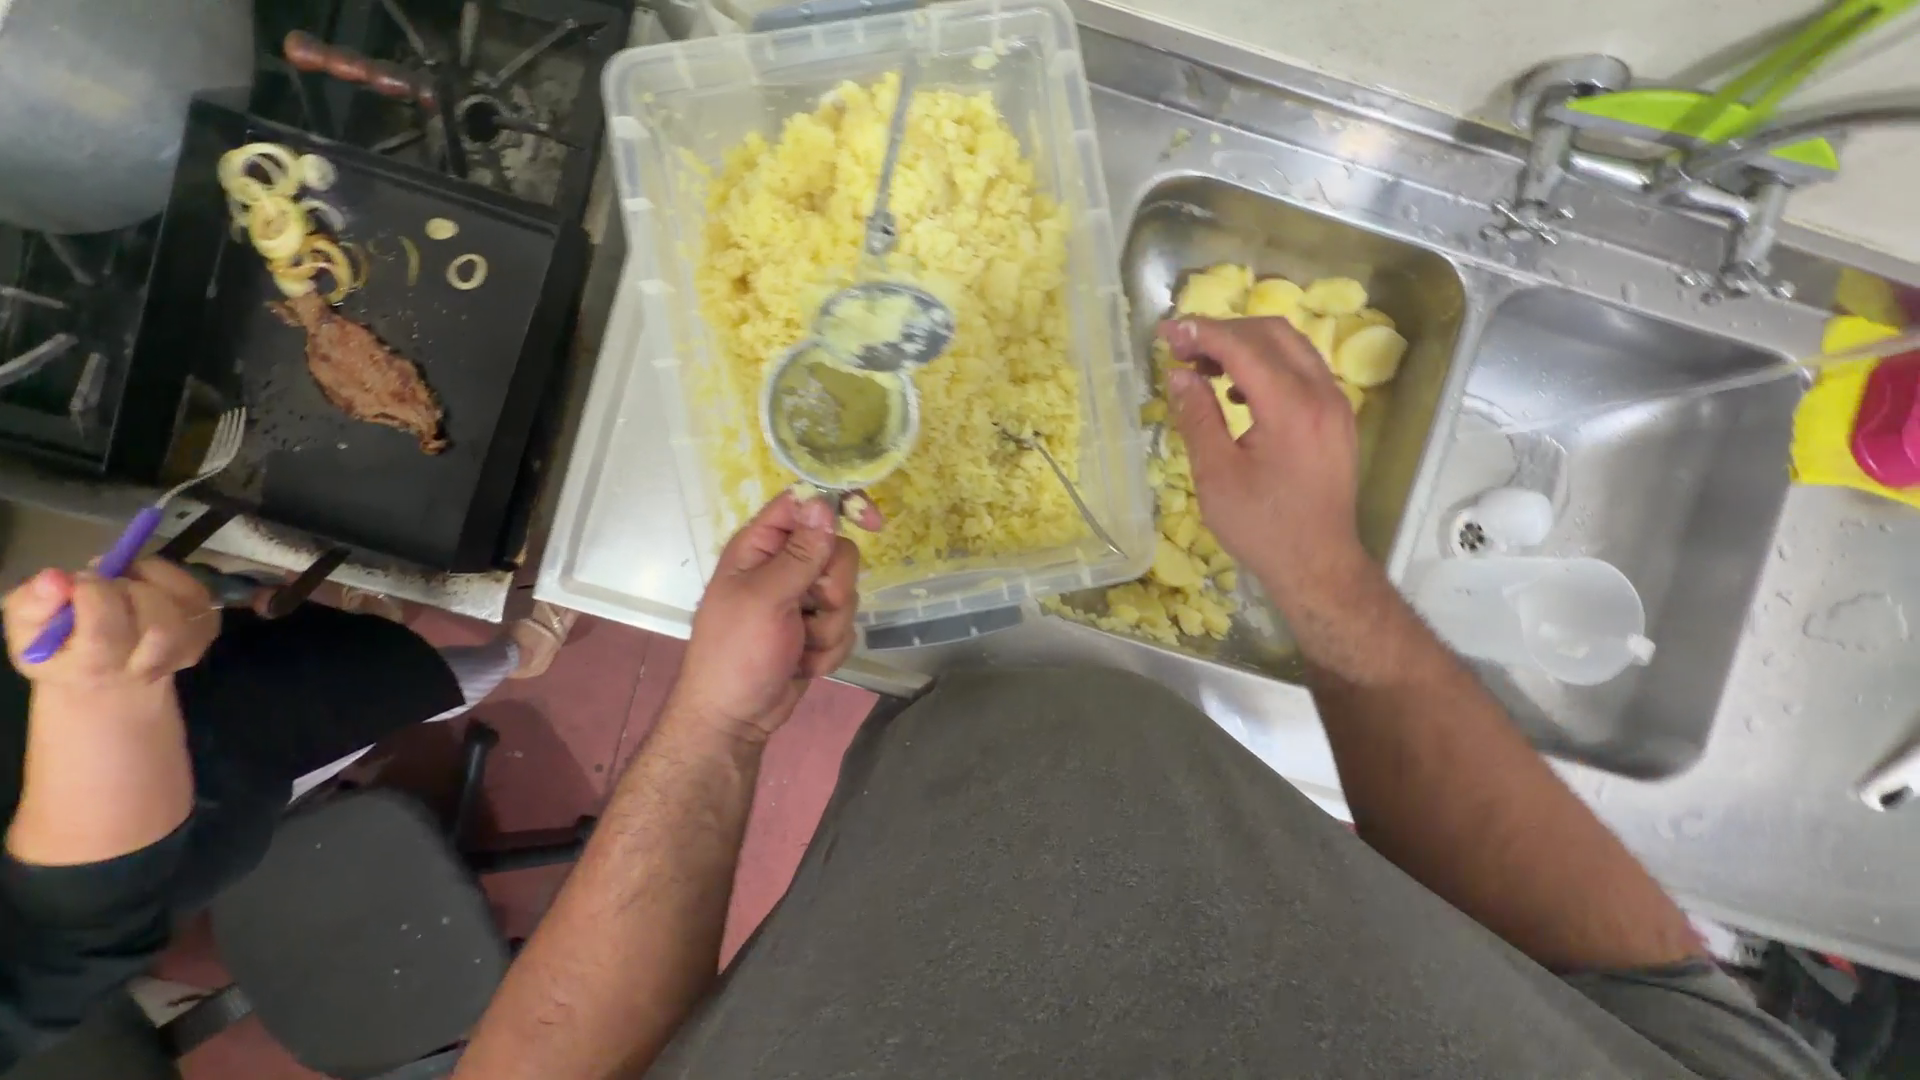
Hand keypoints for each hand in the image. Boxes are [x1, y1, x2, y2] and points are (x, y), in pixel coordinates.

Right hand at [3, 559, 218, 694]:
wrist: (111, 677)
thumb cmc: (60, 650)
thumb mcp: (28, 633)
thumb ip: (32, 606)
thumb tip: (55, 578)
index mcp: (95, 667)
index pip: (105, 630)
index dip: (95, 595)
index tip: (81, 579)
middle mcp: (148, 664)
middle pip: (158, 622)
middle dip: (129, 588)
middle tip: (104, 578)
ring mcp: (187, 648)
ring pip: (185, 605)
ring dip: (154, 580)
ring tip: (125, 579)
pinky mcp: (209, 630)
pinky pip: (200, 595)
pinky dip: (174, 579)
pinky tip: (147, 583)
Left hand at [674, 492, 858, 741]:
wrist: (735, 718)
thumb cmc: (735, 653)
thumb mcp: (765, 598)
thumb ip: (800, 553)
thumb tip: (824, 504)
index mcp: (761, 546)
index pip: (806, 505)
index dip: (841, 506)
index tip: (874, 522)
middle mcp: (783, 566)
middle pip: (839, 553)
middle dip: (834, 589)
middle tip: (809, 609)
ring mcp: (802, 600)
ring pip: (848, 594)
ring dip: (828, 627)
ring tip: (796, 646)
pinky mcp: (816, 630)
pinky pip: (846, 628)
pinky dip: (828, 650)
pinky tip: (801, 663)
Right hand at [1161, 316, 1372, 613]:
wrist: (1318, 565)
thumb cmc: (1261, 527)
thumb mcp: (1216, 474)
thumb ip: (1198, 417)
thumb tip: (1180, 374)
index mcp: (1290, 406)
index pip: (1243, 346)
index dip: (1202, 333)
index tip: (1167, 333)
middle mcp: (1322, 394)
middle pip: (1272, 333)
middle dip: (1224, 331)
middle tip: (1182, 348)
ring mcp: (1335, 404)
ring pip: (1292, 347)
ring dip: (1246, 345)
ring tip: (1204, 367)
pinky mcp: (1336, 419)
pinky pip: (1303, 370)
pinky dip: (1267, 365)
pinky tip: (1237, 391)